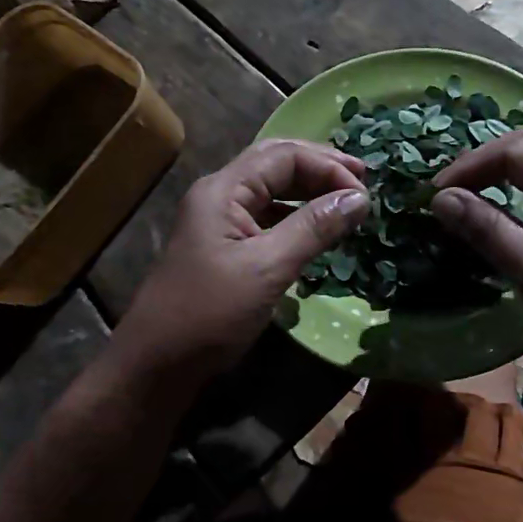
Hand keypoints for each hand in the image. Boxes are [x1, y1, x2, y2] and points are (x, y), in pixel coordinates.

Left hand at [114, 140, 369, 381]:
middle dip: (321, 168)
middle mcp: (220, 196)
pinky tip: (320, 232)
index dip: (328, 166)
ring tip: (348, 203)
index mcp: (223, 190)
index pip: (284, 156)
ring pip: (273, 191)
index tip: (365, 194)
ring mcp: (221, 222)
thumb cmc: (209, 314)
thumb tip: (361, 198)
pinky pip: (269, 219)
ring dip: (311, 192)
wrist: (156, 365)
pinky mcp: (227, 248)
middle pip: (277, 164)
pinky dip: (298, 218)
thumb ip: (314, 228)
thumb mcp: (267, 268)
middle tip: (363, 181)